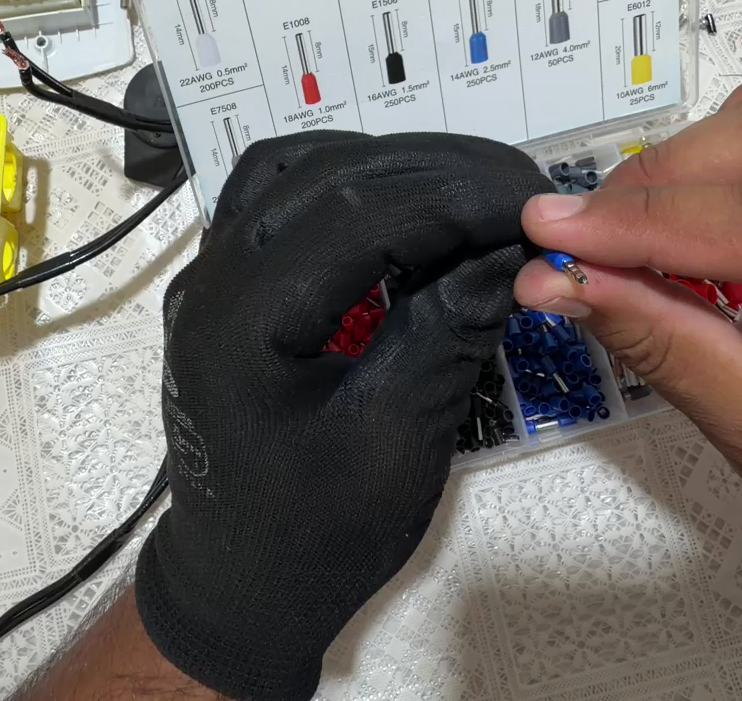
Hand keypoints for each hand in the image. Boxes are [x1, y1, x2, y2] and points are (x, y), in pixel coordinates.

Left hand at [137, 131, 548, 700]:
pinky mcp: (225, 277)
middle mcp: (211, 276)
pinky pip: (278, 192)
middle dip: (434, 169)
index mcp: (244, 322)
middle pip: (328, 176)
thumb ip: (450, 328)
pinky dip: (343, 177)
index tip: (532, 199)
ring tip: (464, 185)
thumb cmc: (316, 532)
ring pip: (297, 166)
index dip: (456, 196)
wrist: (238, 579)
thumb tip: (513, 246)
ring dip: (386, 161)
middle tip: (516, 184)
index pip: (360, 216)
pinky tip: (395, 198)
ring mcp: (209, 271)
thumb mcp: (397, 440)